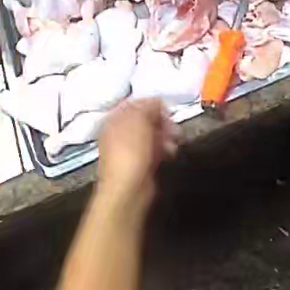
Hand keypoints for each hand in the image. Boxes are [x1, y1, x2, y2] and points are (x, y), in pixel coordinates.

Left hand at [95, 98, 177, 213]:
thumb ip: (147, 107)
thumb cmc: (130, 152)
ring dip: (165, 135)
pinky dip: (163, 149)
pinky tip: (171, 152)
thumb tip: (155, 100)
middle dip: (161, 121)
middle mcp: (120, 132)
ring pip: (151, 135)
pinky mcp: (140, 163)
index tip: (167, 108)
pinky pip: (154, 150)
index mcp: (115, 120)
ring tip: (175, 141)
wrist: (128, 189)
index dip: (151, 104)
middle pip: (144, 120)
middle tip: (174, 126)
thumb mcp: (139, 121)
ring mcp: (130, 149)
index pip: (134, 104)